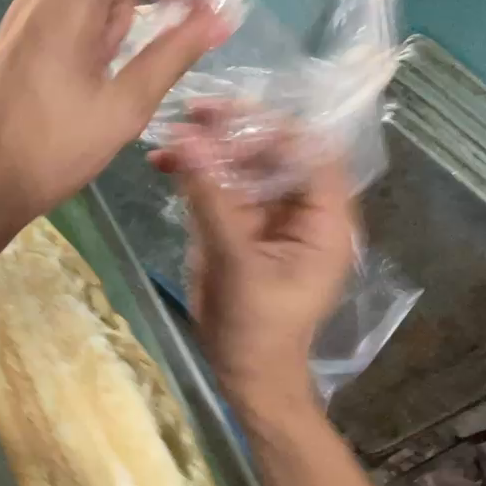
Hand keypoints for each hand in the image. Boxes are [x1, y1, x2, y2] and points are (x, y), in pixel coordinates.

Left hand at [0, 0, 230, 238]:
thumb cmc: (53, 150)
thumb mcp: (125, 107)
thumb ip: (174, 54)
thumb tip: (222, 17)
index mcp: (65, 0)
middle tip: (202, 15)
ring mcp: (28, 19)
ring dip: (137, 6)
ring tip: (164, 49)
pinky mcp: (22, 42)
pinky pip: (74, 14)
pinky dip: (107, 25)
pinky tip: (121, 65)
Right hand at [151, 109, 356, 422]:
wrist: (245, 373)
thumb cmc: (258, 325)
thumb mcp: (237, 261)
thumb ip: (211, 198)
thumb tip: (185, 141)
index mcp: (323, 219)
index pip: (310, 152)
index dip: (272, 127)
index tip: (225, 115)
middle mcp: (299, 211)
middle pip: (272, 152)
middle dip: (231, 131)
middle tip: (189, 113)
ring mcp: (265, 218)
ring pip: (240, 167)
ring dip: (205, 149)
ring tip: (167, 136)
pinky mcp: (236, 229)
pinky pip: (217, 189)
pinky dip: (192, 174)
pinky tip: (162, 164)